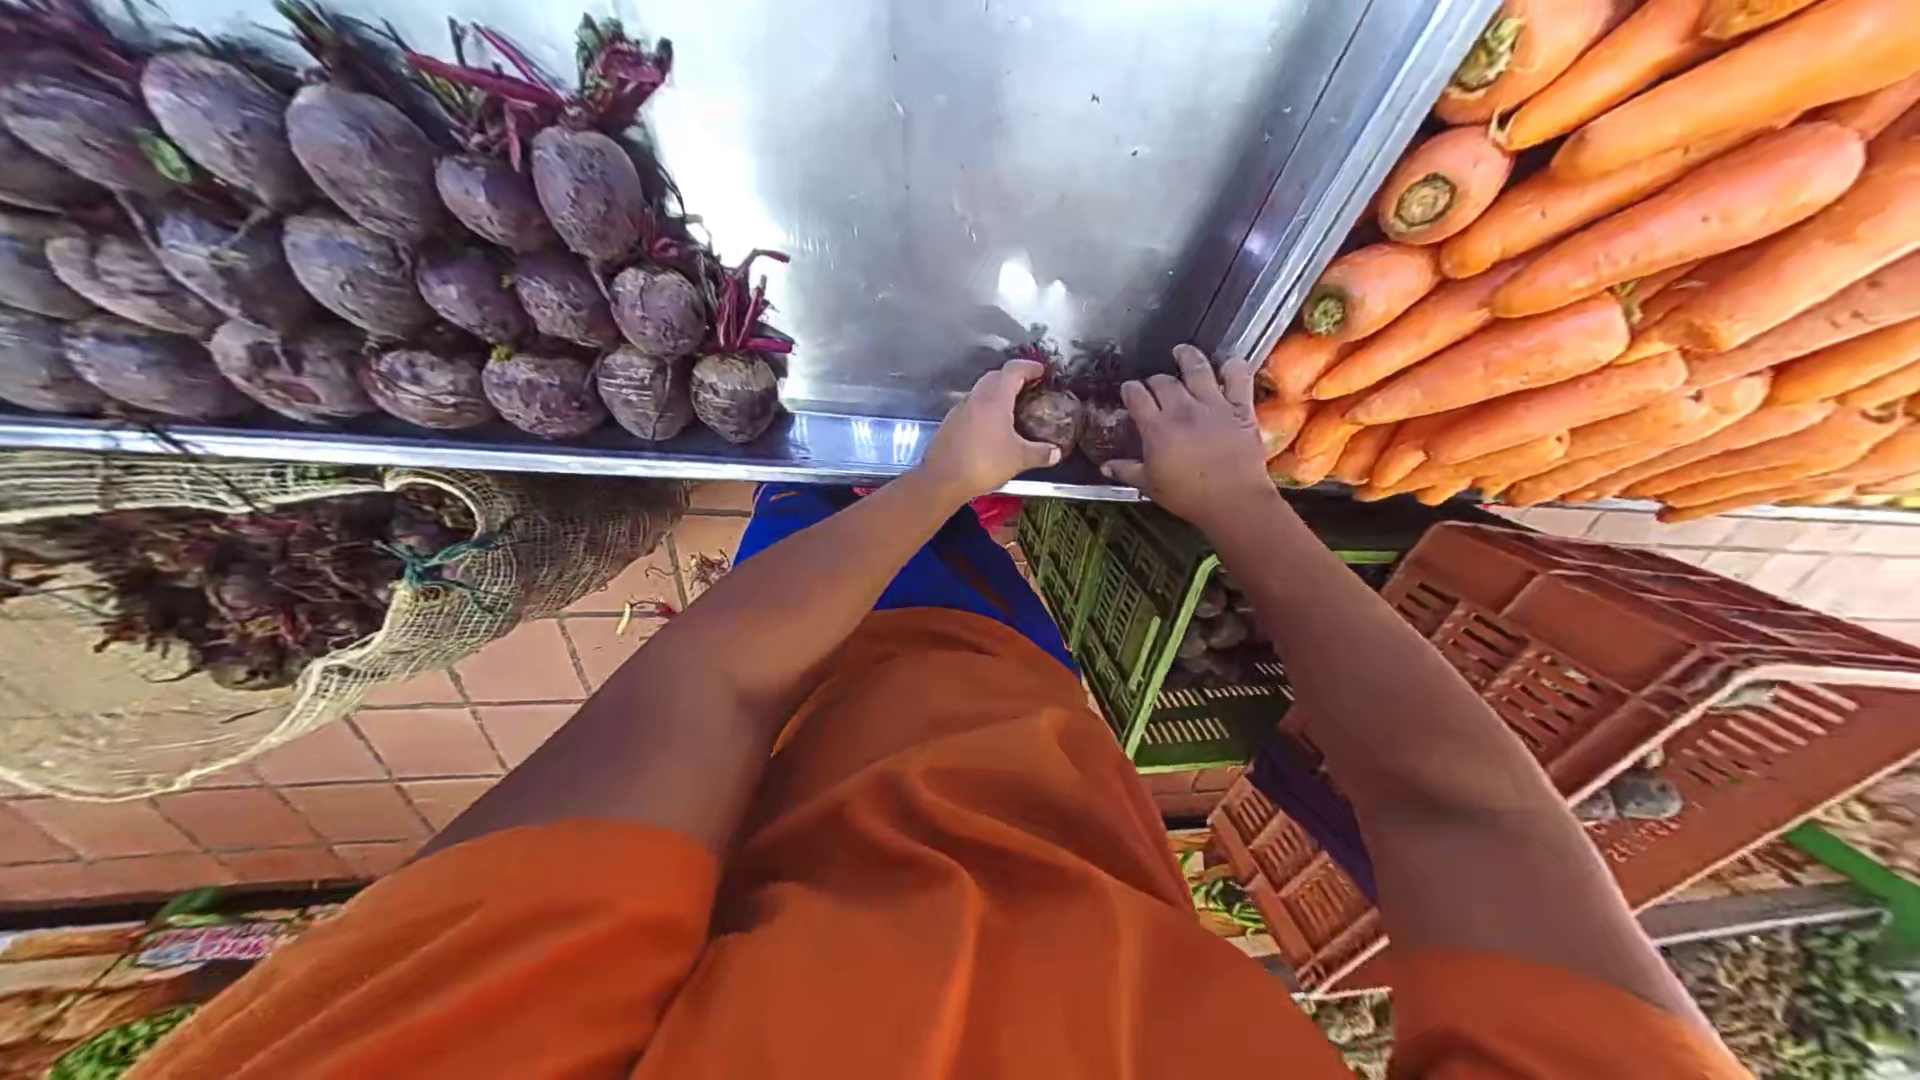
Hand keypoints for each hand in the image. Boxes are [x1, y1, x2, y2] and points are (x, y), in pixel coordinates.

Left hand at [917, 358, 1061, 502]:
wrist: (943, 480)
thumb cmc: (983, 463)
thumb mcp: (1019, 459)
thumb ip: (1040, 453)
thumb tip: (1055, 453)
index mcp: (995, 398)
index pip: (1013, 370)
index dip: (1029, 367)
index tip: (1041, 372)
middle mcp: (976, 398)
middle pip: (995, 376)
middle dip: (1012, 378)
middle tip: (1028, 388)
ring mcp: (959, 410)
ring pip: (980, 392)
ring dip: (996, 393)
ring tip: (1011, 408)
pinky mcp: (950, 424)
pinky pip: (970, 408)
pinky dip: (983, 410)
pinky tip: (990, 428)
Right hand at [1102, 344, 1274, 530]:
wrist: (1232, 500)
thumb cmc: (1187, 496)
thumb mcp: (1149, 485)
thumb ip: (1126, 471)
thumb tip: (1105, 466)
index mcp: (1157, 427)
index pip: (1136, 396)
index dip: (1130, 390)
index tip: (1129, 390)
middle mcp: (1182, 409)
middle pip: (1163, 381)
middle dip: (1154, 380)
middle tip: (1153, 384)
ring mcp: (1213, 405)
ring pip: (1198, 369)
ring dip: (1188, 357)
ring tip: (1182, 351)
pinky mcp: (1240, 408)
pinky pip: (1238, 378)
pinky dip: (1233, 367)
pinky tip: (1228, 364)